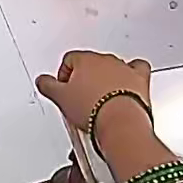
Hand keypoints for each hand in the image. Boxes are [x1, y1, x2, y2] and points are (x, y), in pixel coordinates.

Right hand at [35, 50, 152, 134]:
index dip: (64, 75)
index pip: (69, 60)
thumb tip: (43, 80)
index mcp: (84, 59)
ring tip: (99, 99)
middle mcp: (105, 60)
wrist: (120, 123)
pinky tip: (126, 84)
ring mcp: (123, 69)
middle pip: (90, 64)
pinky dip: (131, 75)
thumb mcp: (59, 98)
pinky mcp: (139, 80)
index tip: (63, 89)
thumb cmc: (92, 110)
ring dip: (105, 79)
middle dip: (84, 79)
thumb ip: (47, 85)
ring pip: (112, 67)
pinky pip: (137, 69)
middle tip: (79, 98)